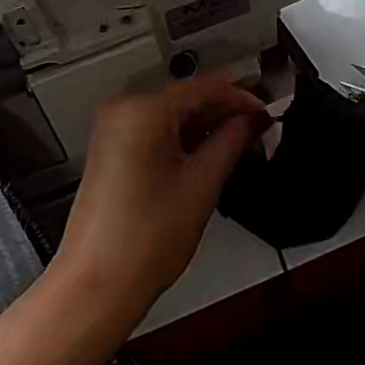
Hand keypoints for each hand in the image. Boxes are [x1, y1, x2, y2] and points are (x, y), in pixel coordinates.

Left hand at [51, 75, 269, 324]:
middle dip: (221, 111)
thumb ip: (230, 142)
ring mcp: (110, 130)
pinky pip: (150, 130)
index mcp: (140, 111)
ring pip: (167, 115)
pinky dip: (179, 138)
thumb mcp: (202, 184)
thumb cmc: (143, 239)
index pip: (200, 87)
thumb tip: (249, 121)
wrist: (100, 278)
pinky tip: (206, 151)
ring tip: (239, 141)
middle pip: (182, 98)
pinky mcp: (109, 149)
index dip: (239, 95)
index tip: (265, 108)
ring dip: (202, 125)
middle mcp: (119, 111)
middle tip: (258, 126)